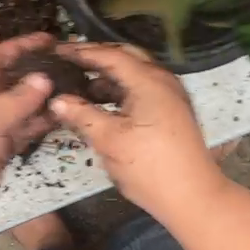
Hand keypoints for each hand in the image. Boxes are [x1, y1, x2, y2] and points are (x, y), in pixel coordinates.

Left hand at [0, 33, 58, 222]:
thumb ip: (19, 98)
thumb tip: (43, 79)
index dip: (17, 47)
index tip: (45, 40)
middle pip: (5, 81)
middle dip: (31, 73)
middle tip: (63, 64)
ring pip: (16, 107)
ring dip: (39, 99)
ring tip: (68, 88)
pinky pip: (20, 130)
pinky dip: (37, 123)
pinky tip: (58, 114)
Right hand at [47, 43, 231, 223]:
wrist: (192, 197)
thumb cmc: (150, 168)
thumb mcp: (110, 141)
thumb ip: (82, 115)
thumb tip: (56, 100)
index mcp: (149, 81)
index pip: (111, 55)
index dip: (82, 52)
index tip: (57, 52)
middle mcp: (162, 81)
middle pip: (125, 58)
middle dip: (96, 58)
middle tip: (68, 62)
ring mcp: (169, 96)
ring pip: (133, 75)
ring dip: (106, 77)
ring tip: (77, 84)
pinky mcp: (169, 112)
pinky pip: (139, 91)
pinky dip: (118, 92)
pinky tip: (98, 104)